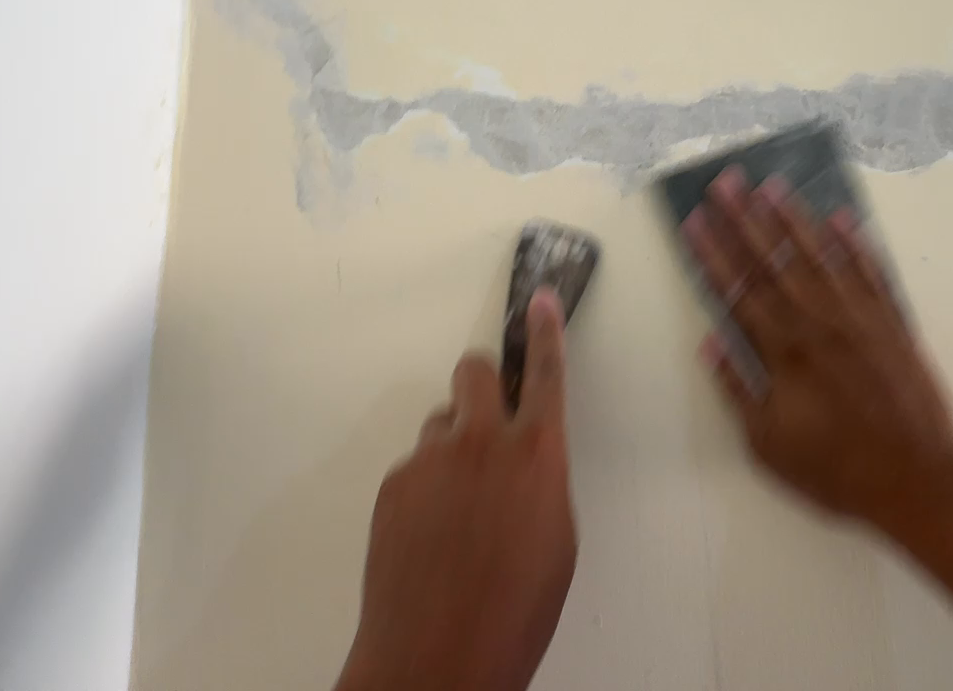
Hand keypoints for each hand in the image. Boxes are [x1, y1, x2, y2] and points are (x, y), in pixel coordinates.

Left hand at [335, 289, 576, 690]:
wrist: (436, 660)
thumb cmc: (520, 609)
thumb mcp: (558, 539)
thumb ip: (542, 478)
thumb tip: (525, 459)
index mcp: (537, 453)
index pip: (546, 374)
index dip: (545, 331)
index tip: (539, 298)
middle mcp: (483, 441)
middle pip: (475, 370)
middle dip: (483, 382)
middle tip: (486, 421)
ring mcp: (431, 459)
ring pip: (442, 422)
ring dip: (453, 445)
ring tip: (456, 506)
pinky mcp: (394, 483)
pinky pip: (416, 464)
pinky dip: (426, 484)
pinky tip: (428, 534)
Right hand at [680, 167, 952, 528]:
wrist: (919, 482)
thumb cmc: (835, 468)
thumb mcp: (767, 445)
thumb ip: (737, 389)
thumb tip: (709, 341)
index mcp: (784, 351)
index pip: (739, 290)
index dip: (713, 254)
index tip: (694, 220)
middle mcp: (818, 322)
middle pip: (774, 261)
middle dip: (745, 219)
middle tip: (726, 182)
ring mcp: (859, 318)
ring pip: (820, 256)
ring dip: (793, 218)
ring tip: (772, 183)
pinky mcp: (892, 323)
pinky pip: (871, 273)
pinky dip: (855, 243)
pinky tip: (840, 216)